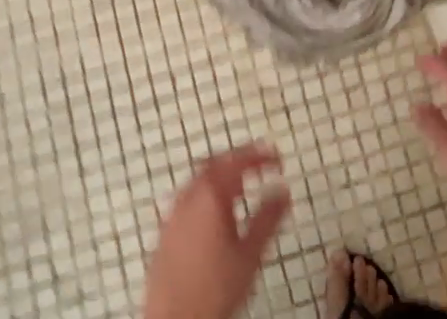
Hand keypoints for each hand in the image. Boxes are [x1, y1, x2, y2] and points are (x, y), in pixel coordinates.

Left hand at [143, 144, 292, 318]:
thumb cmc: (213, 291)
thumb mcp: (251, 254)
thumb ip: (268, 218)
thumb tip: (282, 192)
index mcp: (209, 197)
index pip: (236, 161)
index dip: (258, 155)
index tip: (275, 157)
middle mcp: (186, 199)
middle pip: (212, 165)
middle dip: (237, 160)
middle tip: (258, 164)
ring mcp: (172, 215)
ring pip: (197, 181)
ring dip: (220, 178)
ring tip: (240, 187)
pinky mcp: (164, 233)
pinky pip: (186, 200)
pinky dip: (204, 195)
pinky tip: (215, 214)